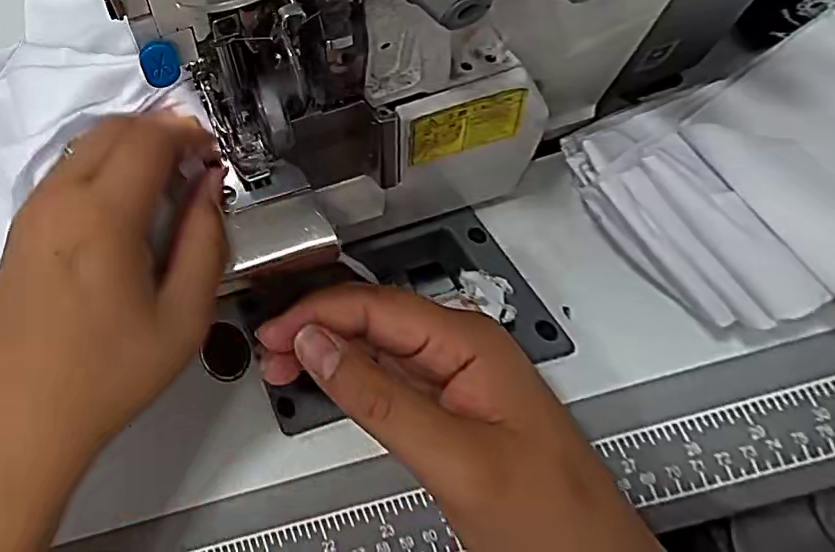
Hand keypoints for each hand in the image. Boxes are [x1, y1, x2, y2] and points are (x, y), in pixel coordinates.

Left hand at [0, 113, 227, 453]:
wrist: (18, 411)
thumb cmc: (103, 374)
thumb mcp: (182, 318)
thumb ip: (205, 240)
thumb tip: (207, 187)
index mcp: (102, 214)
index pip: (149, 138)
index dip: (186, 132)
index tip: (209, 150)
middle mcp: (61, 196)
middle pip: (116, 127)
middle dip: (159, 131)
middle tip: (191, 161)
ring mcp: (35, 206)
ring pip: (87, 143)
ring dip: (128, 144)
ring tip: (161, 182)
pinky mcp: (22, 221)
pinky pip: (67, 168)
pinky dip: (100, 163)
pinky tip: (121, 203)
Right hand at [258, 285, 658, 551]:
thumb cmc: (562, 528)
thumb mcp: (458, 460)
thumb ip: (379, 397)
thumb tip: (315, 344)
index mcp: (470, 342)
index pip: (373, 306)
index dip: (317, 313)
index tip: (276, 331)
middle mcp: (460, 349)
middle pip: (368, 318)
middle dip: (314, 327)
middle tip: (271, 347)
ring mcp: (453, 378)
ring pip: (371, 344)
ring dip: (324, 350)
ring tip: (284, 362)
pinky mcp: (446, 407)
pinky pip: (382, 375)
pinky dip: (345, 376)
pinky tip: (323, 380)